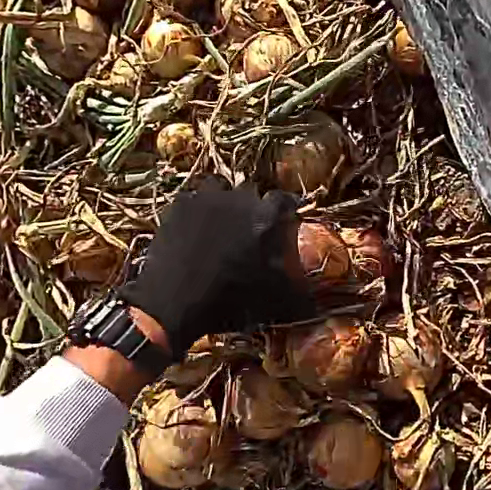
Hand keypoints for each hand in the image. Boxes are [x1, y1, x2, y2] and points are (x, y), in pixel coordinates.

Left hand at [117, 179, 316, 354]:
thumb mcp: (272, 300)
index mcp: (265, 216)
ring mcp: (206, 198)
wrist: (173, 302)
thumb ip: (297, 293)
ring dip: (222, 199)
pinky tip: (193, 225)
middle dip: (253, 203)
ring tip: (220, 219)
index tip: (285, 218)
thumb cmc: (229, 299)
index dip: (285, 208)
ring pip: (219, 186)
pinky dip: (195, 207)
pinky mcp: (179, 205)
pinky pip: (192, 197)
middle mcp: (239, 199)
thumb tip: (317, 303)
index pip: (283, 199)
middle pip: (251, 189)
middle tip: (250, 224)